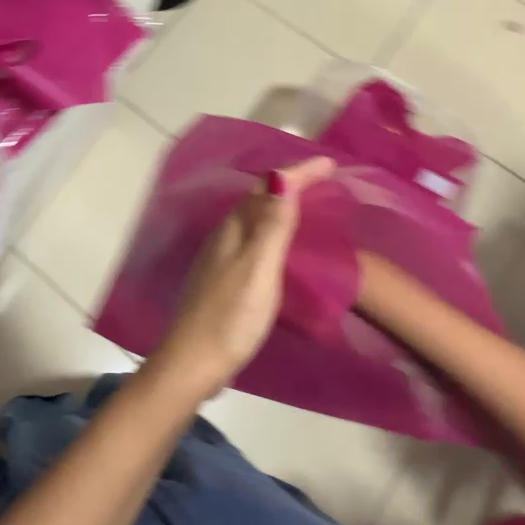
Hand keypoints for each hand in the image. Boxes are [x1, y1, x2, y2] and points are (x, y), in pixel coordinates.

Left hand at [144, 157, 334, 402]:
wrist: (194, 361)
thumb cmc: (231, 316)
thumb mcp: (258, 269)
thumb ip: (270, 226)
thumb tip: (280, 177)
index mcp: (233, 230)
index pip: (266, 189)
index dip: (297, 173)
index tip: (329, 163)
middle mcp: (224, 236)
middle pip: (257, 198)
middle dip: (288, 183)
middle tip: (322, 177)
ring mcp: (220, 257)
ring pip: (252, 218)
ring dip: (278, 205)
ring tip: (307, 202)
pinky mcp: (223, 278)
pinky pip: (251, 239)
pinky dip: (271, 230)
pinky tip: (280, 245)